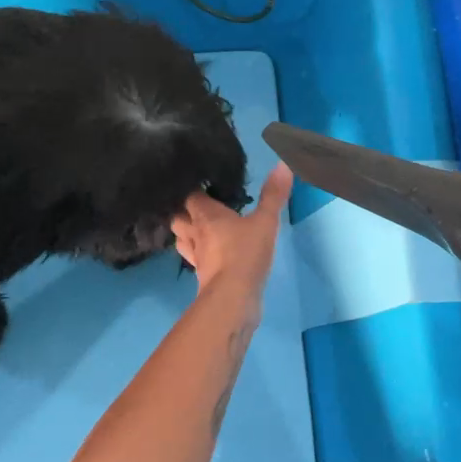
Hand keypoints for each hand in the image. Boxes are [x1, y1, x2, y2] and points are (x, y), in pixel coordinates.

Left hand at [173, 164, 292, 298]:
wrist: (233, 296)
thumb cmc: (246, 253)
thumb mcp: (265, 221)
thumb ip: (273, 195)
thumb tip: (282, 165)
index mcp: (204, 215)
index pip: (189, 196)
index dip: (195, 190)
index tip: (205, 186)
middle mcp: (194, 233)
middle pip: (178, 217)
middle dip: (184, 212)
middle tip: (200, 208)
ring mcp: (195, 256)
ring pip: (181, 239)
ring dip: (187, 234)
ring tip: (201, 230)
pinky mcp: (201, 275)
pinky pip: (194, 259)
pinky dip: (198, 254)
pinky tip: (210, 254)